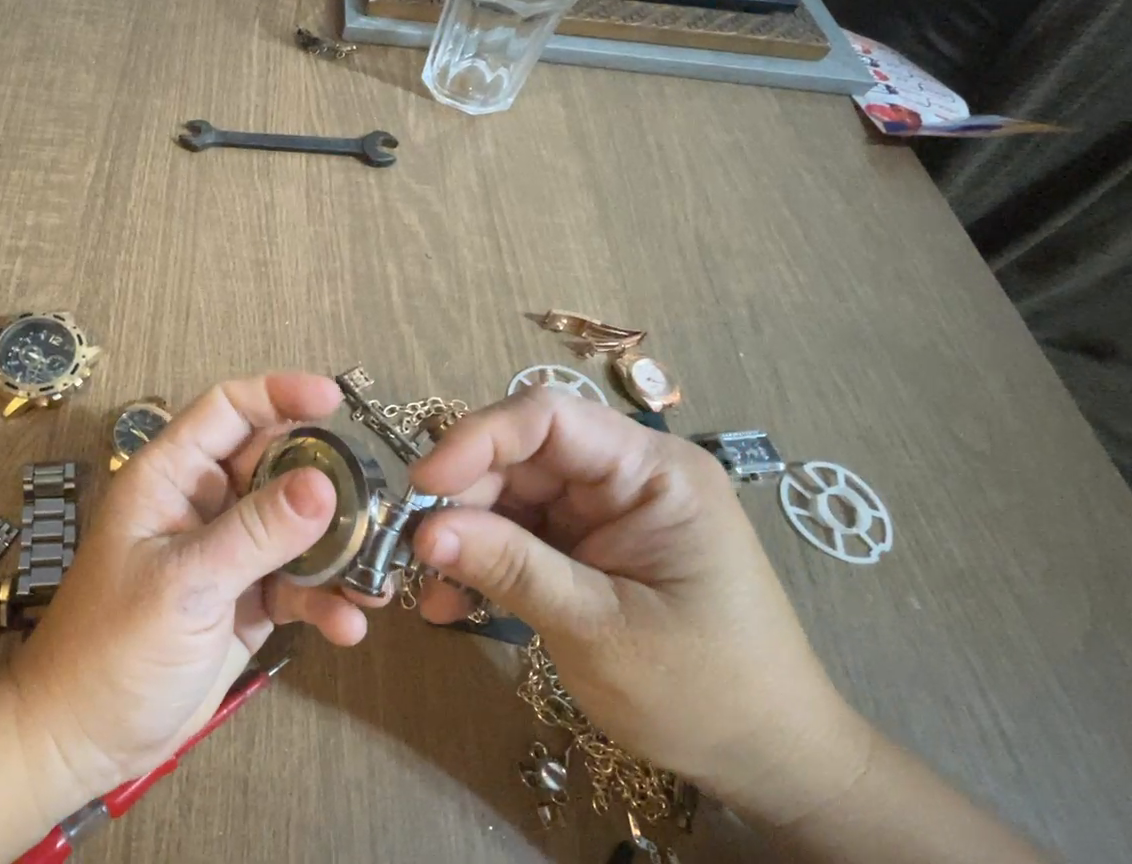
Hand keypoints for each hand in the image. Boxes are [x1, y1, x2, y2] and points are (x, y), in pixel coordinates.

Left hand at [6, 372, 370, 803]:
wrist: (86, 736)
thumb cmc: (113, 647)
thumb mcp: (186, 583)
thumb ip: (256, 532)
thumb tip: (325, 483)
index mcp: (169, 478)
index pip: (226, 410)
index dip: (277, 394)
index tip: (334, 399)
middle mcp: (201, 505)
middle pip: (273, 466)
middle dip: (325, 481)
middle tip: (374, 503)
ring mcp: (225, 554)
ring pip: (293, 527)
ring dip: (335, 549)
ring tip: (375, 576)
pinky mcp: (243, 600)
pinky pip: (293, 582)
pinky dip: (322, 599)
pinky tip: (346, 624)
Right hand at [408, 388, 871, 822]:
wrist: (766, 762)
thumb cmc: (705, 691)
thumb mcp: (600, 628)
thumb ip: (511, 568)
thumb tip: (422, 530)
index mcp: (652, 473)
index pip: (548, 417)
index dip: (477, 439)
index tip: (422, 485)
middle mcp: (623, 477)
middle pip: (515, 456)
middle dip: (460, 499)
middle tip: (414, 551)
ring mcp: (599, 512)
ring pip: (503, 496)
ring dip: (459, 538)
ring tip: (429, 590)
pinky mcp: (580, 546)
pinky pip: (512, 535)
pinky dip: (477, 565)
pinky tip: (451, 606)